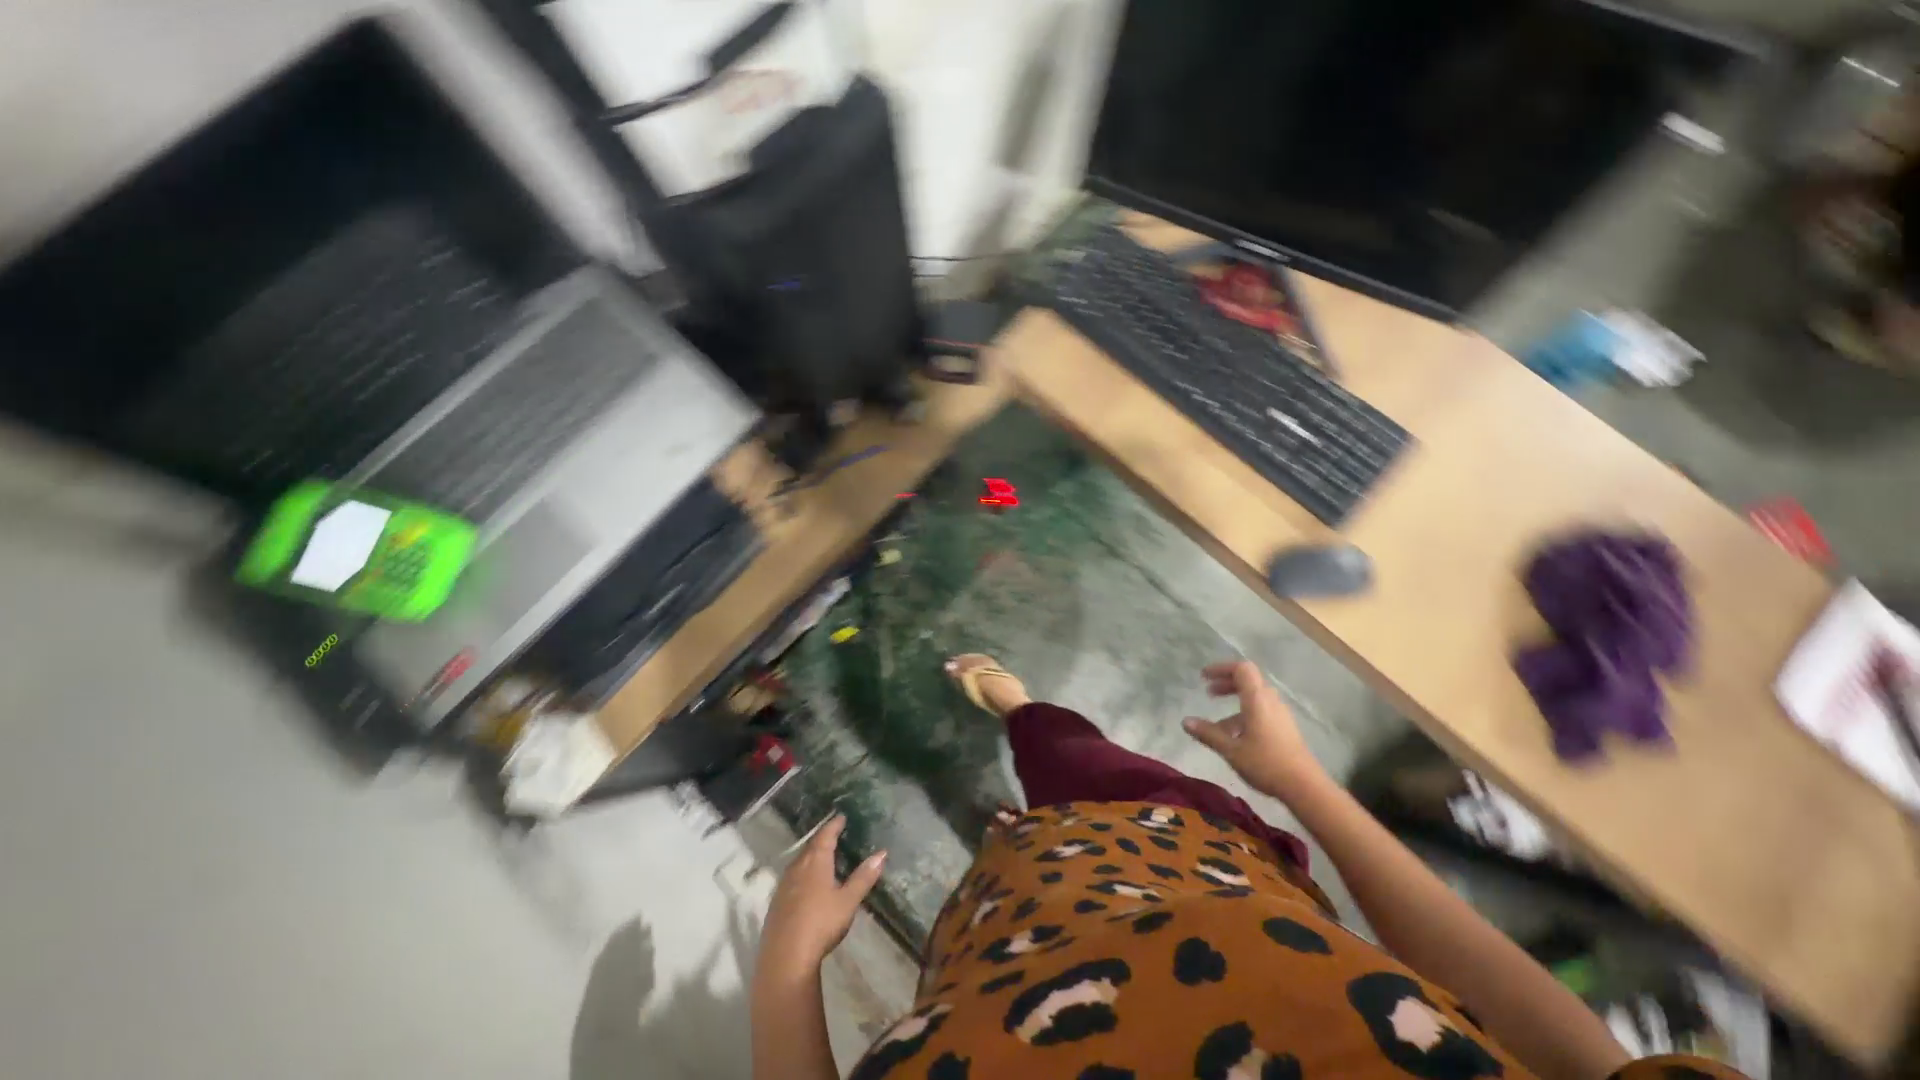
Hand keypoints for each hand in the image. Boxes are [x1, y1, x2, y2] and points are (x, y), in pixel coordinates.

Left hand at [758, 815, 885, 982]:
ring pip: (799, 862)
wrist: (786, 955)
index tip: (841, 817)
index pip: (825, 837)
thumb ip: (864, 877)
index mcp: (815, 863)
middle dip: (822, 839)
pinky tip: (806, 882)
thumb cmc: (821, 923)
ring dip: (811, 855)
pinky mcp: (777, 902)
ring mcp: (784, 885)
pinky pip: (792, 877)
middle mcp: (797, 868)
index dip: (834, 826)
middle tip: (833, 833)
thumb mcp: (848, 901)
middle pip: (810, 847)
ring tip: (822, 855)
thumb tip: (882, 853)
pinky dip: (803, 871)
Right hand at [1183, 660, 1326, 801]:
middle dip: (1227, 683)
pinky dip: (1245, 714)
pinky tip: (1236, 737)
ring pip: (1255, 698)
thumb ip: (1208, 734)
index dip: (1221, 668)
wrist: (1304, 785)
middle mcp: (1270, 701)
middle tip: (1209, 693)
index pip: (1241, 669)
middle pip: (1249, 680)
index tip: (1203, 677)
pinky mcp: (1284, 727)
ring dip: (1235, 702)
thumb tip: (1185, 722)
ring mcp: (1280, 714)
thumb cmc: (1265, 763)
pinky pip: (1262, 711)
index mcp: (1257, 700)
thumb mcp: (1231, 750)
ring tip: (1218, 723)